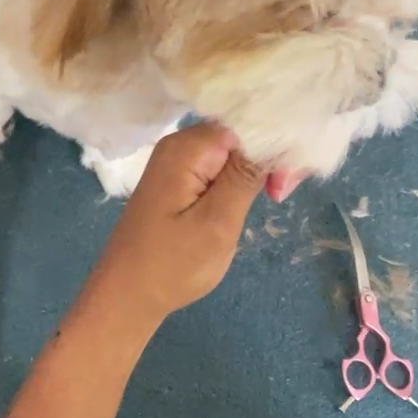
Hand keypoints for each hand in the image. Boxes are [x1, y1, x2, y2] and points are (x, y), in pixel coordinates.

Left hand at [83, 124, 262, 325]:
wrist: (127, 295)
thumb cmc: (171, 266)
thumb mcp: (216, 223)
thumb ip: (245, 176)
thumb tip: (276, 133)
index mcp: (185, 148)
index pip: (248, 122)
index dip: (277, 143)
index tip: (289, 182)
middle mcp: (178, 145)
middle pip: (242, 132)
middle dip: (271, 155)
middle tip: (282, 195)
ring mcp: (176, 162)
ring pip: (234, 149)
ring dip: (258, 168)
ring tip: (276, 195)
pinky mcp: (178, 180)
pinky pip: (219, 165)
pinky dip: (240, 178)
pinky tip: (255, 193)